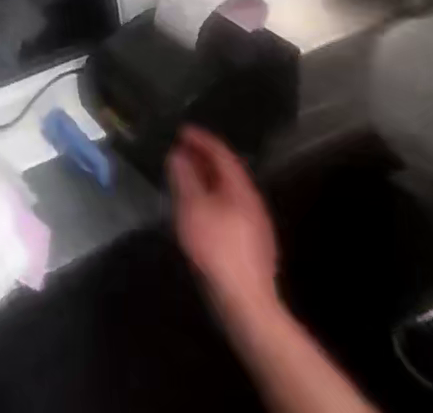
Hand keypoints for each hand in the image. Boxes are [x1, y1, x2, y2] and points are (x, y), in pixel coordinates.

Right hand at [168, 126, 281, 324]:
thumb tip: (178, 154)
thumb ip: (184, 178)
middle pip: (227, 171)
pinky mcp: (251, 244)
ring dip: (207, 178)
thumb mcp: (192, 209)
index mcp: (241, 189)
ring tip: (186, 174)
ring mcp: (255, 224)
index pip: (222, 154)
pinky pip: (229, 207)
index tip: (183, 129)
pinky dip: (211, 196)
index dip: (202, 139)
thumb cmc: (216, 249)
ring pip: (228, 191)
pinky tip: (198, 208)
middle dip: (204, 157)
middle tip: (181, 148)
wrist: (245, 302)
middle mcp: (252, 201)